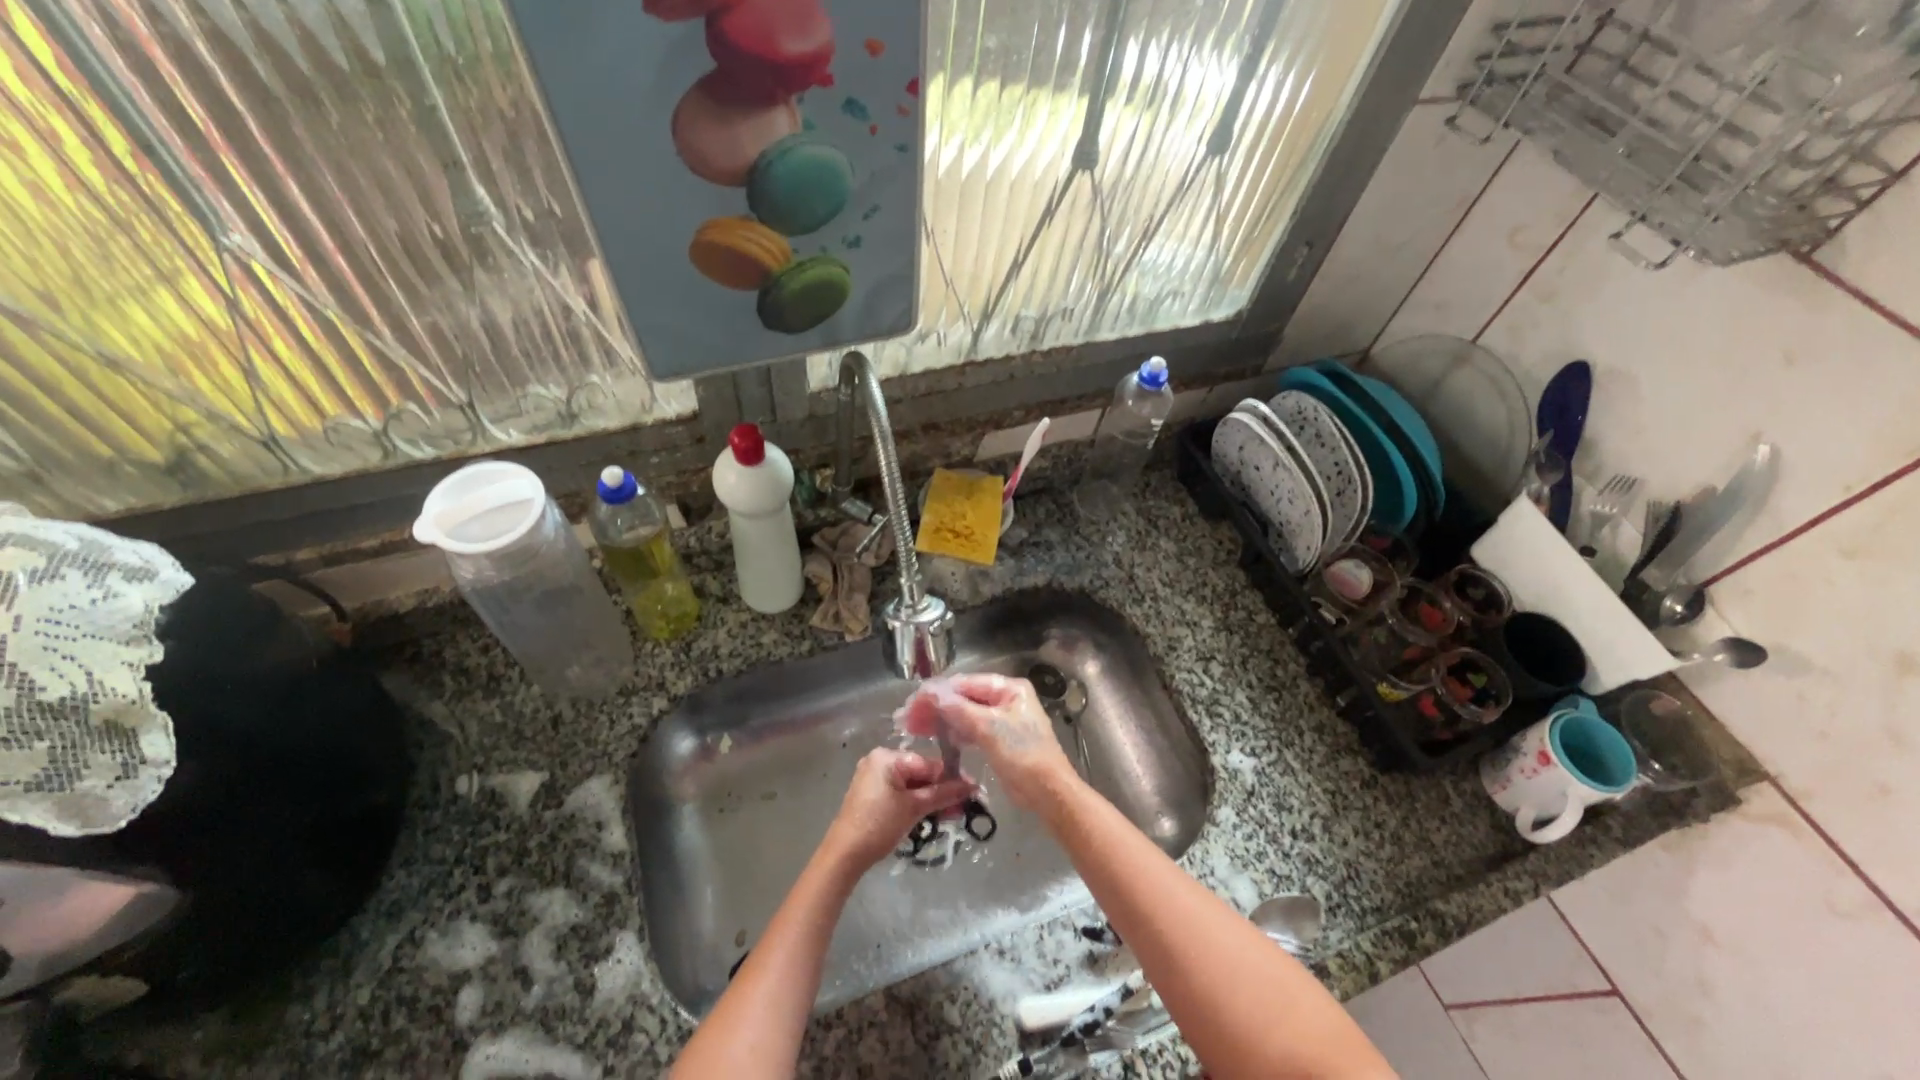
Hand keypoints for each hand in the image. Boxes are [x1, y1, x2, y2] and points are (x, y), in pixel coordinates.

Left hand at [823, 749, 975, 869]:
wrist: (845, 854)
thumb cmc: (879, 825)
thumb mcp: (914, 808)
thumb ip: (943, 794)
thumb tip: (972, 786)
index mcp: (887, 757)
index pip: (928, 763)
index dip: (951, 778)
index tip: (972, 791)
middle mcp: (879, 760)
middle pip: (921, 772)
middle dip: (942, 790)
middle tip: (963, 807)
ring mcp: (874, 777)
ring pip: (912, 784)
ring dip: (931, 799)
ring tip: (951, 814)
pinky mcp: (872, 794)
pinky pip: (901, 792)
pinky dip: (916, 802)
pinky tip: (932, 814)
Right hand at [898, 674, 1075, 812]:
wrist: (1047, 792)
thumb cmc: (1022, 755)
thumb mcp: (989, 728)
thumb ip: (958, 708)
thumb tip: (930, 692)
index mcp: (1009, 689)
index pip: (965, 683)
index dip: (936, 693)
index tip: (911, 705)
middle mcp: (1006, 699)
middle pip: (963, 697)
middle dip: (936, 707)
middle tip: (907, 720)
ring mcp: (1002, 720)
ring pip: (964, 714)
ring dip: (941, 719)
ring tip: (915, 728)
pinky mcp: (998, 740)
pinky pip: (971, 729)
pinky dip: (954, 732)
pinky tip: (937, 737)